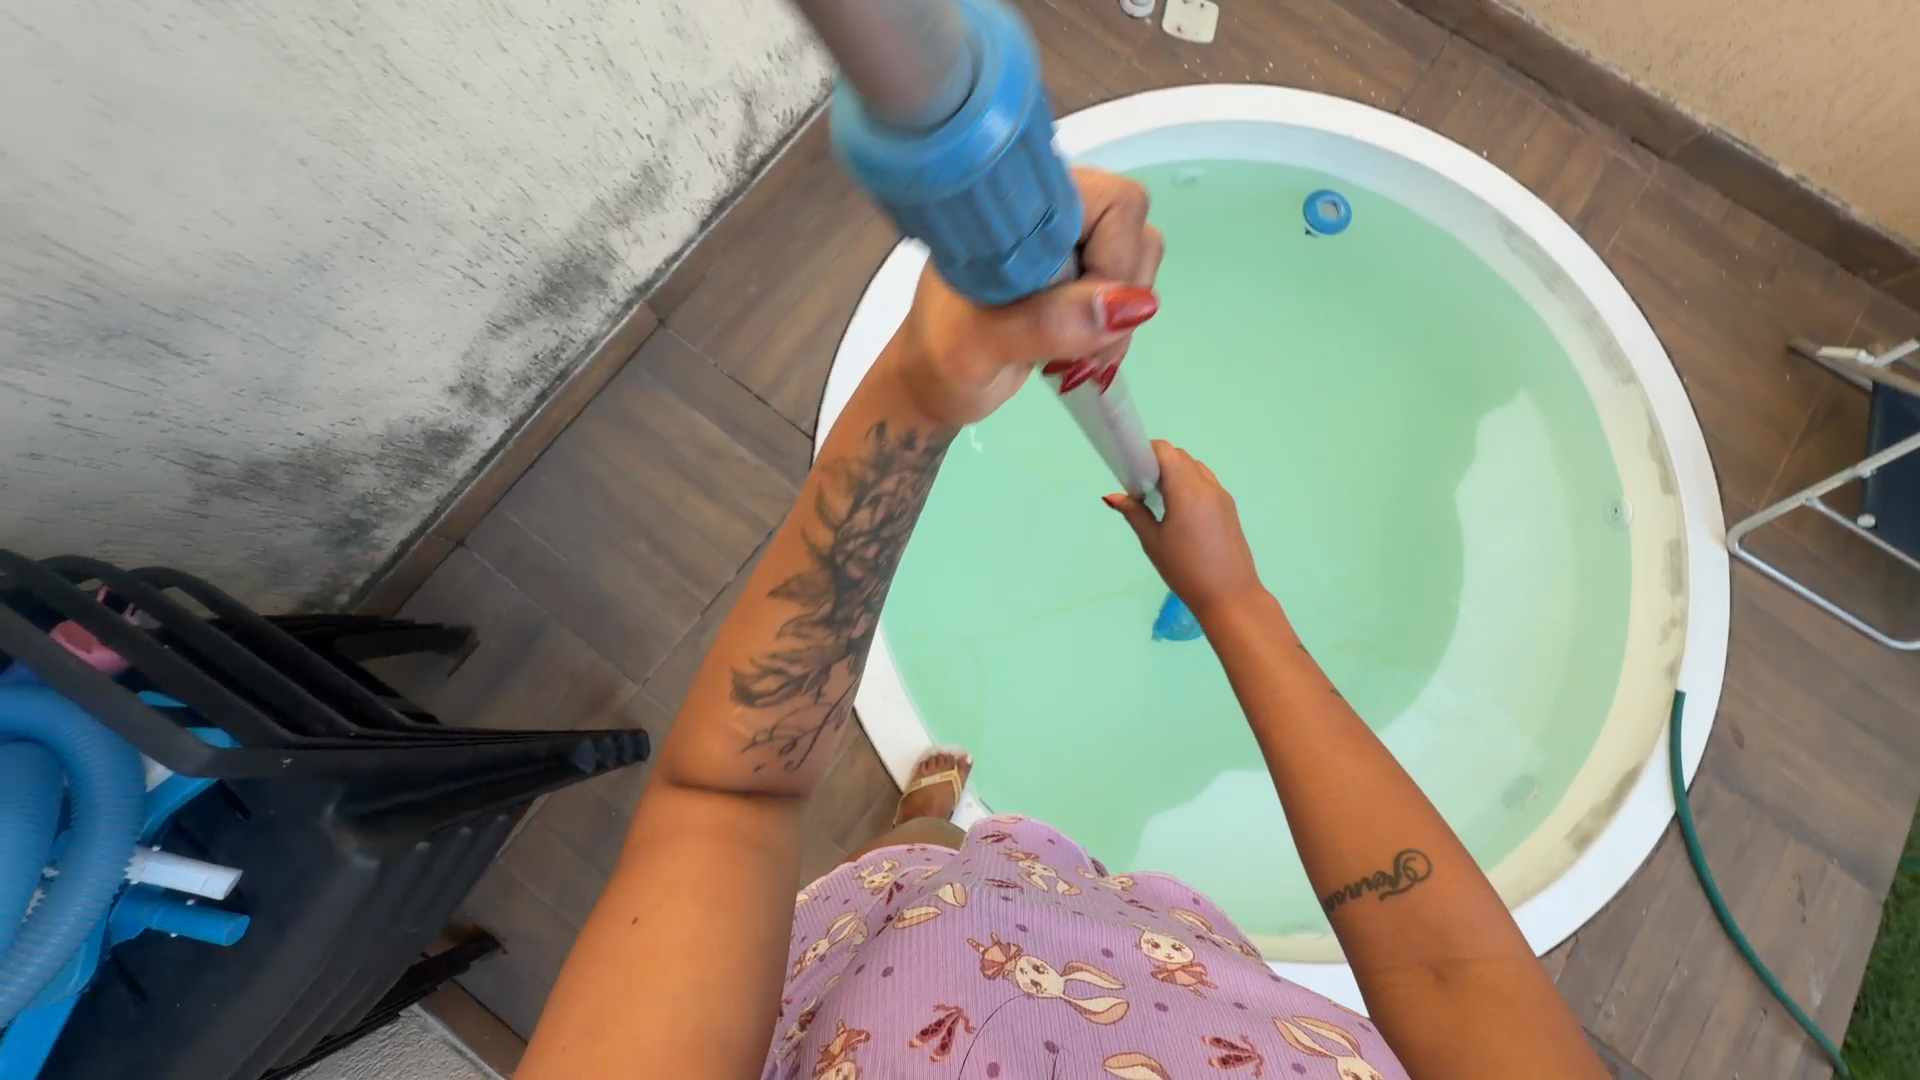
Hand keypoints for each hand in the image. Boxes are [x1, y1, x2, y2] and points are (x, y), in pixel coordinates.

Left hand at [887, 167, 1165, 426]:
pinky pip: (1127, 294)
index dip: (1113, 263)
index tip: (1073, 314)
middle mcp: (1054, 212)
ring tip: (1070, 354)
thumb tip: (1128, 305)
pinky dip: (1111, 331)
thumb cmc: (940, 359)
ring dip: (1116, 322)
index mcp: (1023, 205)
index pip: (1115, 205)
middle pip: (1135, 233)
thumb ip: (1045, 324)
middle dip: (1118, 298)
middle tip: (1076, 345)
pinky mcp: (1080, 276)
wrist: (934, 382)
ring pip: (1137, 266)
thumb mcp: (979, 347)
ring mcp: (1070, 244)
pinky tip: (1075, 352)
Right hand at [1105, 441, 1263, 617]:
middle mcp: (1208, 486)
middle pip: (1182, 457)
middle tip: (1142, 488)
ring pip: (1196, 469)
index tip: (1132, 469)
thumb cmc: (1185, 569)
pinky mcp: (1230, 508)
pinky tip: (1179, 512)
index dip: (1147, 452)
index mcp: (1187, 490)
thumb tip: (1112, 496)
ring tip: (1160, 501)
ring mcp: (1222, 496)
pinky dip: (1190, 485)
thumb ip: (1134, 513)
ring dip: (1177, 474)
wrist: (1230, 596)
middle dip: (1160, 463)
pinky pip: (1207, 484)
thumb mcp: (1153, 542)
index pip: (1167, 452)